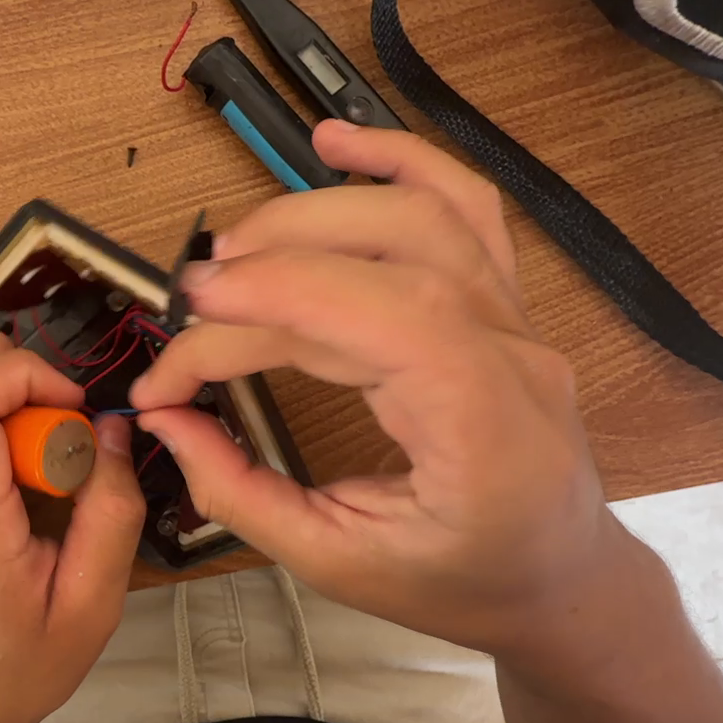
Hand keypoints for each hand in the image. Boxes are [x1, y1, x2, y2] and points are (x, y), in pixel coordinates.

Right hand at [129, 120, 665, 669]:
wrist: (558, 579)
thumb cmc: (454, 583)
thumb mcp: (332, 561)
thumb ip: (237, 491)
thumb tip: (164, 418)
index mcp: (482, 426)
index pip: (370, 323)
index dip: (257, 319)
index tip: (173, 361)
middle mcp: (509, 350)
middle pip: (383, 258)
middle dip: (264, 272)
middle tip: (186, 307)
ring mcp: (514, 314)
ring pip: (418, 213)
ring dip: (310, 212)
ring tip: (233, 247)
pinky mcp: (498, 299)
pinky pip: (462, 203)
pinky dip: (397, 158)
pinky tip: (334, 139)